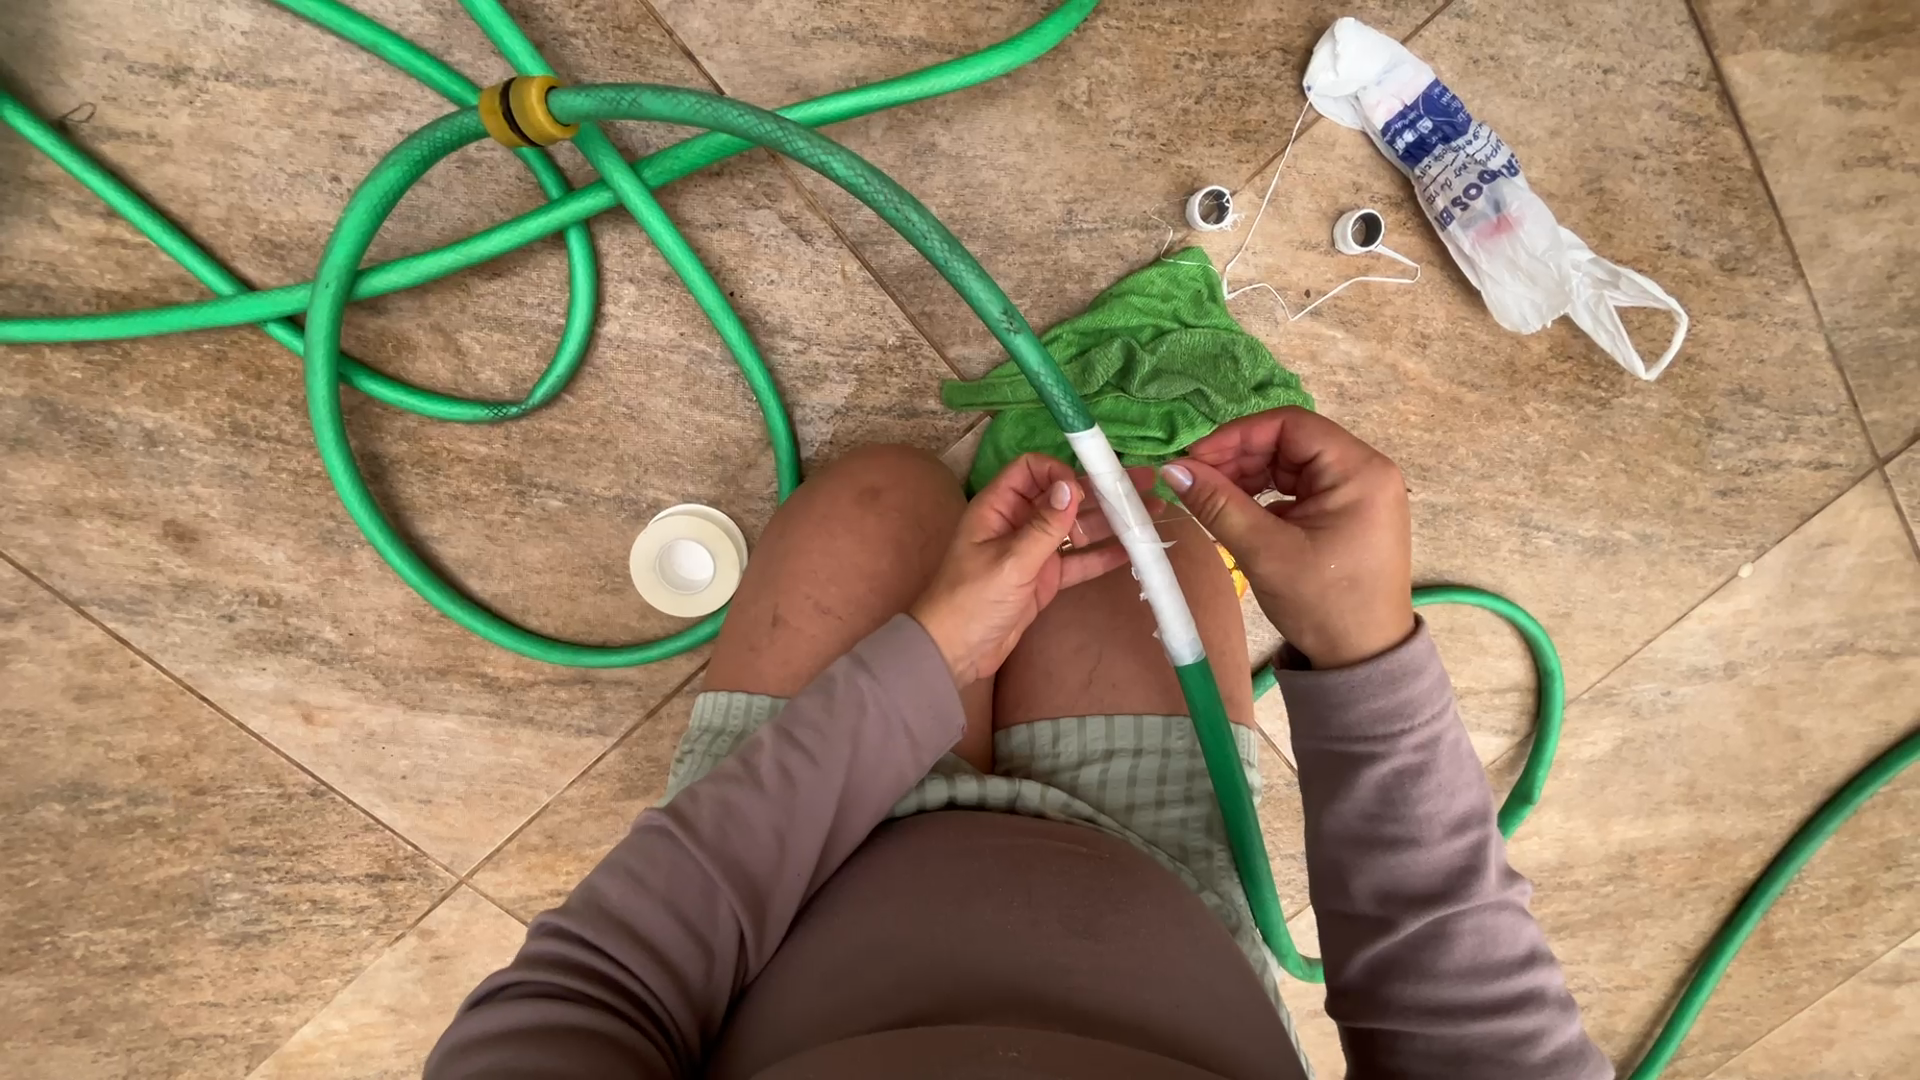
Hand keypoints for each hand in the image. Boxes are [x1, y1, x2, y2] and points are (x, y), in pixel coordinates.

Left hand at [911, 453, 1147, 686]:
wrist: (955, 651)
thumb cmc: (971, 600)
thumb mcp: (1010, 562)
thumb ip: (1044, 526)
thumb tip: (1072, 486)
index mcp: (997, 507)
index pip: (1031, 470)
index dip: (1060, 472)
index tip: (1087, 488)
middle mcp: (1017, 522)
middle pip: (1062, 496)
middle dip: (1102, 490)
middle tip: (1146, 483)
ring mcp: (1033, 550)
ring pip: (1076, 527)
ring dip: (1112, 521)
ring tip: (1154, 513)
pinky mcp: (1044, 578)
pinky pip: (1078, 560)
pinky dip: (1102, 555)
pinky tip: (1134, 551)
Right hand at [1163, 407, 1413, 668]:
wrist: (1361, 659)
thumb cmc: (1322, 602)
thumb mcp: (1264, 551)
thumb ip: (1217, 504)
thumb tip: (1171, 468)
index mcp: (1358, 470)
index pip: (1290, 424)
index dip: (1236, 435)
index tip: (1194, 459)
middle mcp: (1363, 471)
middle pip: (1288, 442)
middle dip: (1237, 457)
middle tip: (1193, 481)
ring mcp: (1353, 492)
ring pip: (1287, 464)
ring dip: (1245, 476)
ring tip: (1208, 498)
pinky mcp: (1341, 512)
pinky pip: (1293, 488)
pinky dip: (1260, 494)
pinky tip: (1233, 511)